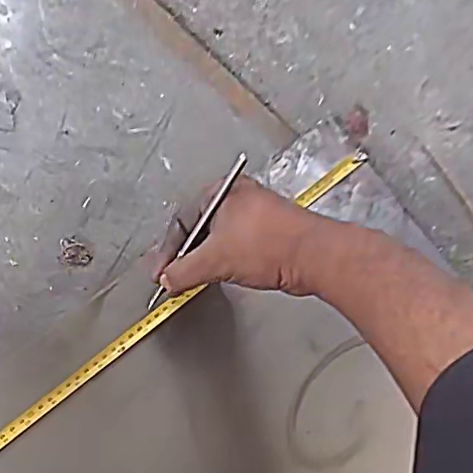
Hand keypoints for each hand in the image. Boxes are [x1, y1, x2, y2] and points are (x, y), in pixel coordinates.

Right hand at [154, 177, 336, 296]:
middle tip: (172, 278)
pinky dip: (219, 262)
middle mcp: (236, 198)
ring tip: (192, 279)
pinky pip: (231, 247)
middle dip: (182, 257)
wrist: (311, 256)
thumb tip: (167, 279)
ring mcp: (252, 215)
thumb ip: (182, 271)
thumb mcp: (213, 261)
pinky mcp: (264, 233)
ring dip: (200, 262)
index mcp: (222, 192)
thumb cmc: (271, 246)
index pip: (181, 223)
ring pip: (213, 240)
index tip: (161, 274)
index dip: (167, 253)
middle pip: (196, 231)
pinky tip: (216, 275)